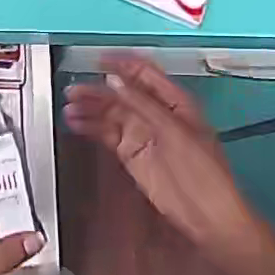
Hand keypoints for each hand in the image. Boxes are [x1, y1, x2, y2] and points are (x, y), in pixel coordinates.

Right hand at [62, 54, 274, 274]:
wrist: (206, 215)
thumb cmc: (200, 171)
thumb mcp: (173, 131)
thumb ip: (142, 104)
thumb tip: (113, 80)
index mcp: (175, 102)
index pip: (145, 74)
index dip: (122, 64)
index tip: (97, 59)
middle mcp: (156, 113)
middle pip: (122, 94)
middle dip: (97, 89)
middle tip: (72, 89)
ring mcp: (142, 134)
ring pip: (110, 113)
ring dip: (89, 108)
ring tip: (68, 107)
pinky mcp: (131, 154)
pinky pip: (107, 134)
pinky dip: (90, 127)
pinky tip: (75, 123)